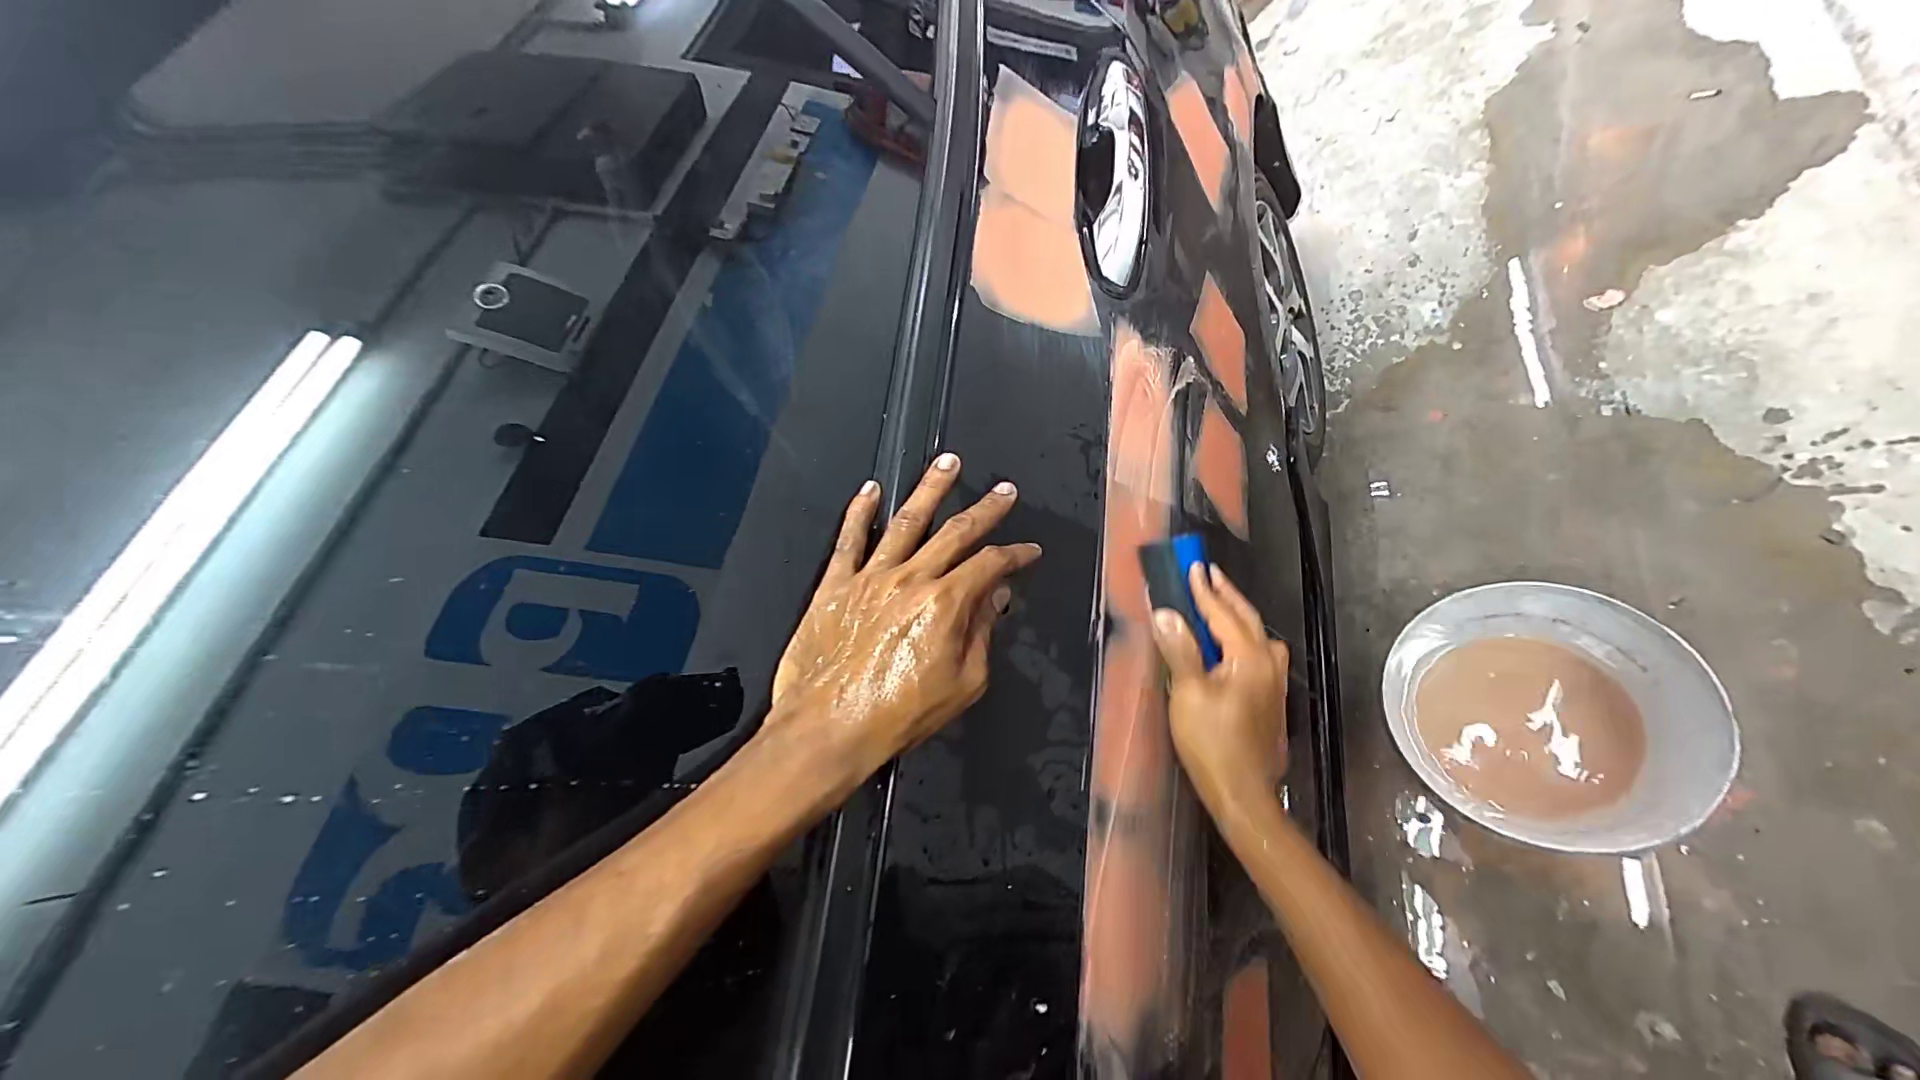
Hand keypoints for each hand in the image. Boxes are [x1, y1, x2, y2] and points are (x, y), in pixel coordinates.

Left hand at [770, 453, 1042, 777]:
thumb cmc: (898, 716)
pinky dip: (860, 511)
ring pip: (906, 520)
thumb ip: (980, 633)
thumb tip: (994, 598)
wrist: (827, 729)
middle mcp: (910, 579)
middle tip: (1004, 491)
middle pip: (956, 531)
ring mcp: (870, 578)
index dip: (1015, 555)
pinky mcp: (835, 586)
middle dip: (986, 509)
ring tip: (947, 462)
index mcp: (945, 603)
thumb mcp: (963, 684)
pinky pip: (849, 539)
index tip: (1028, 551)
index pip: (990, 565)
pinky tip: (870, 490)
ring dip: (931, 488)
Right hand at [1149, 564, 1289, 810]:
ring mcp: (1274, 682)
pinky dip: (1243, 636)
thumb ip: (1180, 649)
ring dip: (1237, 614)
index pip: (1222, 614)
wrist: (1243, 793)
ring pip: (1258, 635)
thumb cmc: (1212, 743)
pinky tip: (1230, 645)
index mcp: (1248, 658)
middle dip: (1226, 594)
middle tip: (1207, 573)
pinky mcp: (1271, 699)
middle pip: (1247, 618)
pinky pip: (1259, 652)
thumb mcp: (1187, 694)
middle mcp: (1267, 663)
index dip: (1203, 590)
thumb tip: (1166, 613)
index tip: (1192, 567)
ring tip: (1218, 603)